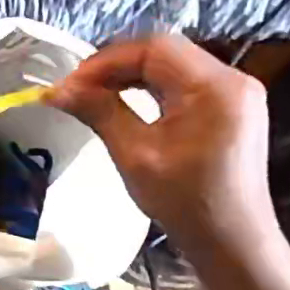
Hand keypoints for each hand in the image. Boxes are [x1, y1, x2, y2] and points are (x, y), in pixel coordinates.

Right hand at [47, 34, 278, 263]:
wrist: (231, 241)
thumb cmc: (185, 201)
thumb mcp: (135, 155)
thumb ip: (99, 113)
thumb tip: (56, 91)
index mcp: (215, 87)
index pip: (154, 48)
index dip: (106, 60)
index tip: (71, 85)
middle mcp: (231, 80)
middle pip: (163, 52)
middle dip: (114, 66)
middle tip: (75, 91)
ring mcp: (233, 93)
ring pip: (170, 65)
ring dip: (128, 75)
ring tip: (91, 96)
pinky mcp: (228, 108)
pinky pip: (181, 83)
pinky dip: (147, 87)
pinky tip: (121, 102)